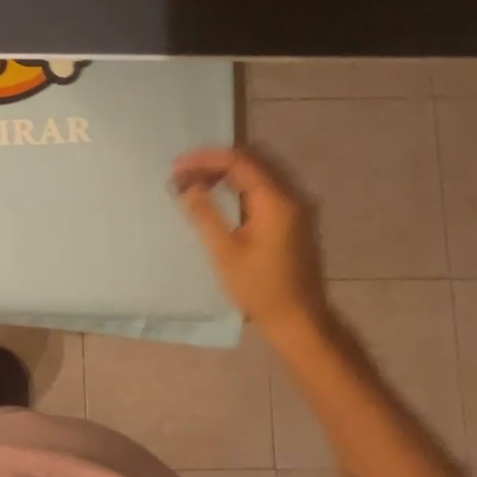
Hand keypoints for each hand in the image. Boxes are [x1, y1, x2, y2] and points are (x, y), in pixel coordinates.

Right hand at [172, 148, 330, 329]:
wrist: (299, 318)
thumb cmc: (259, 287)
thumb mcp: (225, 251)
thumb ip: (205, 214)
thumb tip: (186, 187)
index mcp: (276, 202)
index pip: (239, 162)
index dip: (205, 159)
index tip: (177, 167)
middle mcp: (292, 196)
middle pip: (252, 160)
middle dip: (215, 161)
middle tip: (185, 173)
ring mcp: (297, 206)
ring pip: (260, 171)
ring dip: (227, 171)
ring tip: (197, 182)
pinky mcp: (295, 218)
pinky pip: (266, 186)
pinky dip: (241, 183)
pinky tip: (220, 195)